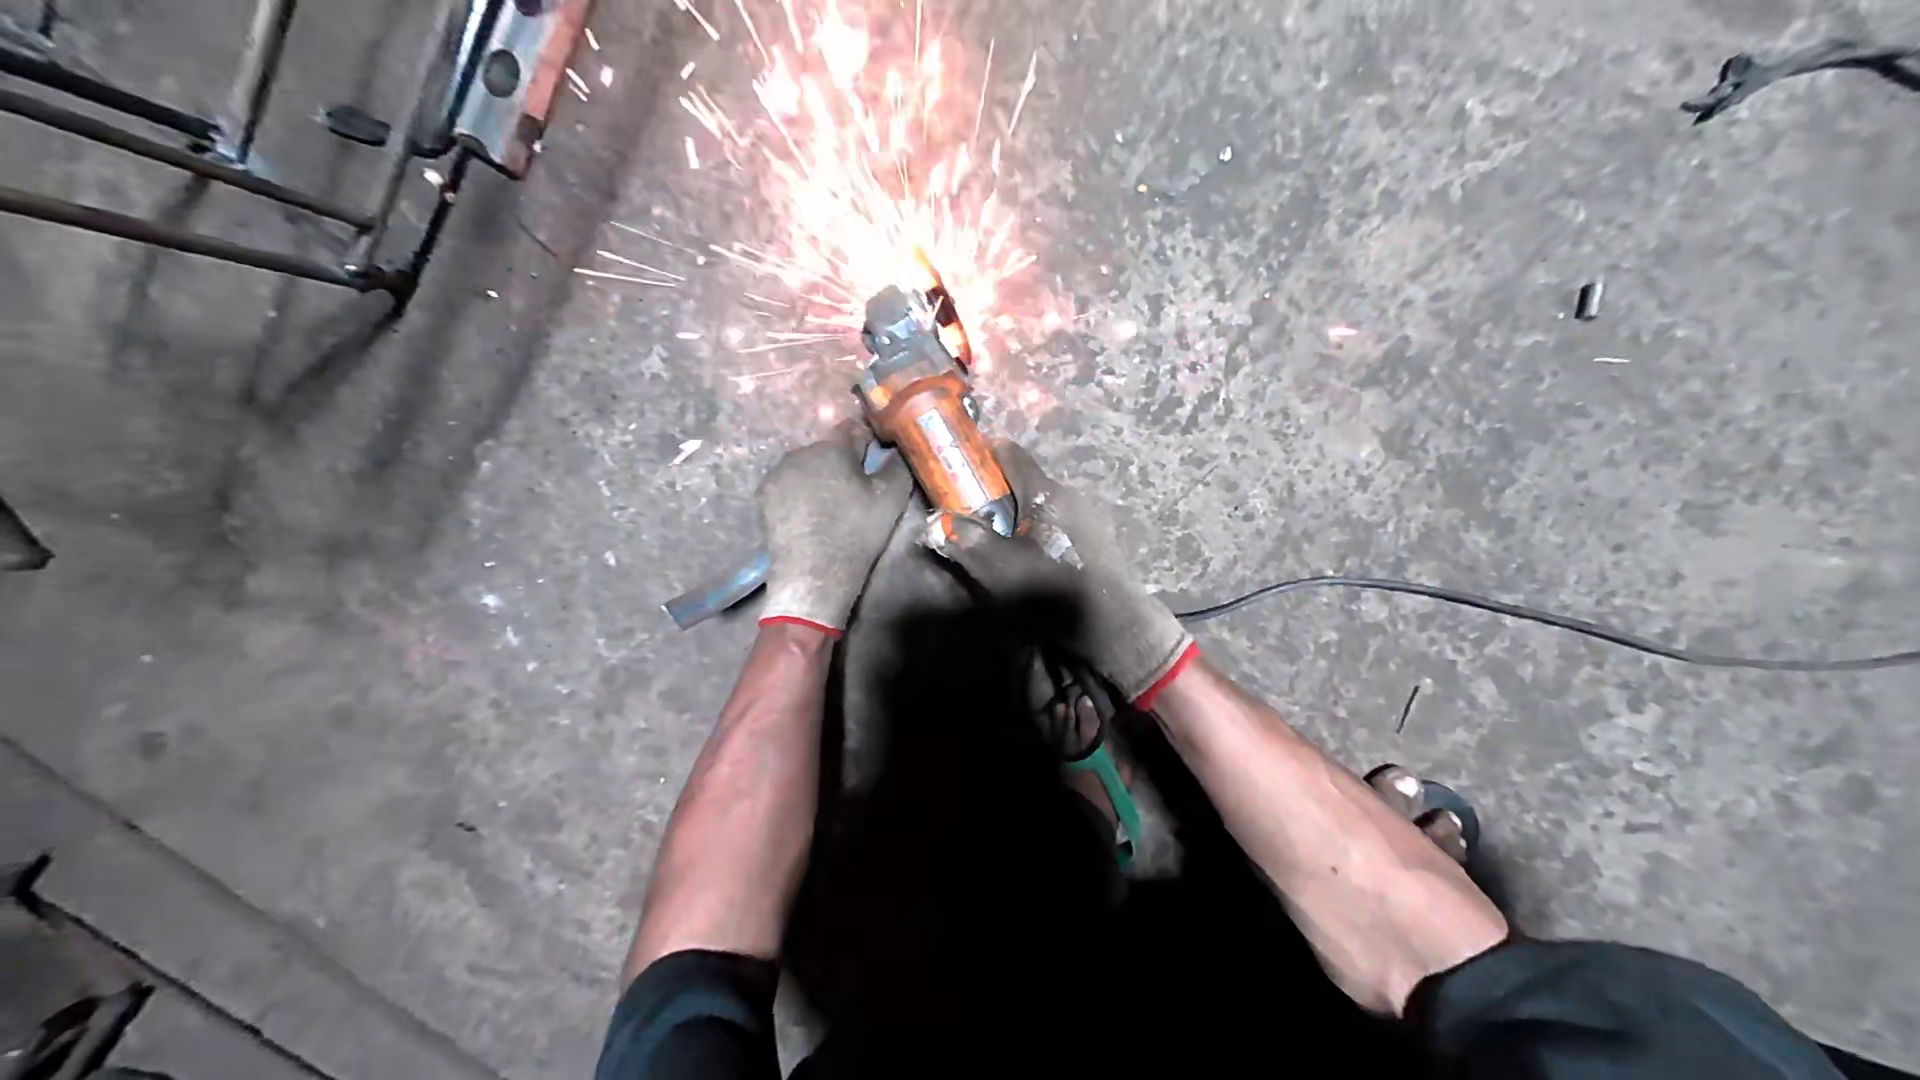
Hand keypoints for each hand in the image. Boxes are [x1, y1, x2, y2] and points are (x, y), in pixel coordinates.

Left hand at [759, 422, 912, 634]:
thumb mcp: (890, 498)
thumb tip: (898, 449)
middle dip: (840, 462)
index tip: (873, 458)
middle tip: (854, 489)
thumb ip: (898, 465)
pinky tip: (810, 514)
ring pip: (807, 466)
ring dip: (819, 477)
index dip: (865, 441)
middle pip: (827, 449)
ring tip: (830, 505)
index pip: (852, 429)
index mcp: (833, 447)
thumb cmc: (857, 531)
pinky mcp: (766, 495)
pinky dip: (800, 492)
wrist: (814, 571)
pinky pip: (789, 484)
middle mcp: (801, 452)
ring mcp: (779, 473)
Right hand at [930, 442, 1195, 705]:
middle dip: (996, 492)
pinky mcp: (1096, 539)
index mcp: (1045, 493)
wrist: (1111, 625)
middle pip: (1024, 480)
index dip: (981, 454)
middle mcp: (1069, 494)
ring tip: (999, 541)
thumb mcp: (999, 568)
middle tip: (973, 515)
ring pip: (1041, 504)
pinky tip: (1030, 558)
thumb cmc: (1051, 591)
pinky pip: (1057, 523)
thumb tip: (935, 522)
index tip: (960, 469)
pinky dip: (1037, 531)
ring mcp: (1087, 516)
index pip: (1009, 452)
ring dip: (1018, 514)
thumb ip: (965, 540)